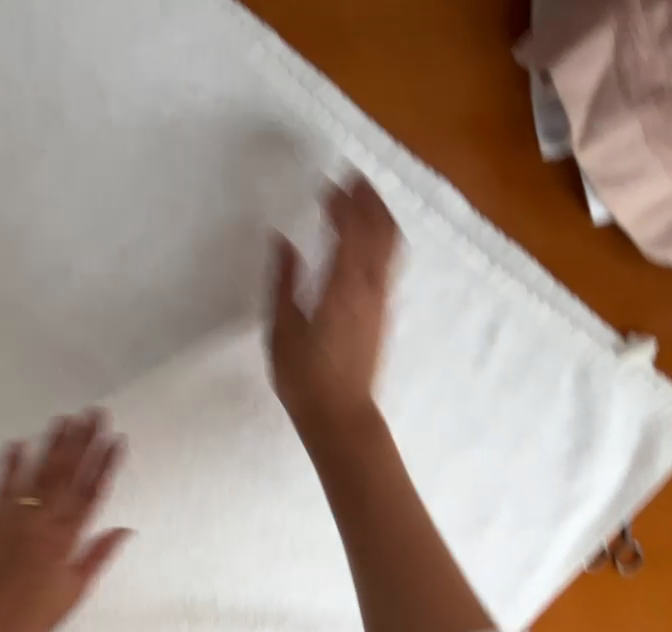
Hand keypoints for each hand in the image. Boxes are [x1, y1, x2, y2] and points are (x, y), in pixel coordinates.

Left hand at [0, 411, 131, 631]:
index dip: (106, 464)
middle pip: (68, 474)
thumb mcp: (76, 589)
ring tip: (65, 418)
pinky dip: (10, 464)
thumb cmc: (38, 614)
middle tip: (95, 413)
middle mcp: (44, 521)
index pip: (92, 492)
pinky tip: (18, 443)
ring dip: (53, 445)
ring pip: (39, 474)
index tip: (118, 439)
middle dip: (84, 441)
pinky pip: (4, 487)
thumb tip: (125, 528)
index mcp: (67, 538)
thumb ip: (98, 555)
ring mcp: (16, 518)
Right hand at [269, 177, 401, 433]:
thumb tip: (282, 241)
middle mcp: (370, 285)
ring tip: (365, 200)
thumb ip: (284, 280)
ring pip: (390, 245)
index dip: (342, 202)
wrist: (339, 413)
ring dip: (380, 217)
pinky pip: (388, 262)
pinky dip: (381, 239)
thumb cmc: (303, 376)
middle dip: (368, 200)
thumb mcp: (282, 328)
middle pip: (379, 230)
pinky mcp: (383, 312)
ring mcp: (381, 299)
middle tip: (352, 178)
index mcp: (343, 285)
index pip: (350, 229)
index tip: (328, 182)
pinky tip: (368, 241)